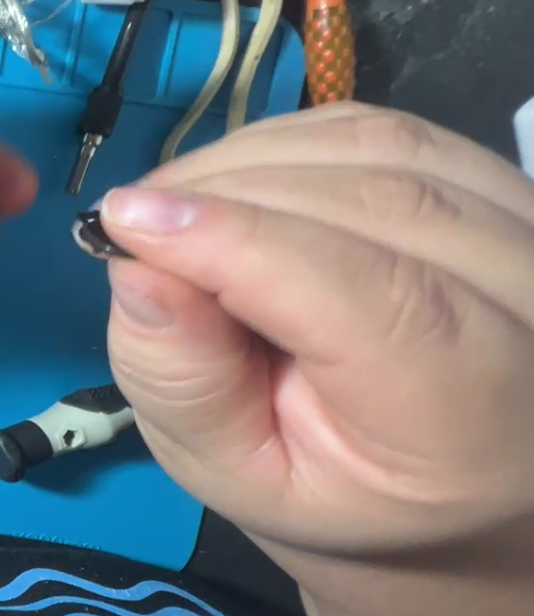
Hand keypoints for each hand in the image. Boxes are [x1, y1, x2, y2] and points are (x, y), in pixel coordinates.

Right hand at [99, 105, 533, 570]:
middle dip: (216, 196)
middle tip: (124, 226)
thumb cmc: (313, 485)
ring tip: (165, 214)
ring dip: (237, 165)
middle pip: (376, 204)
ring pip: (379, 149)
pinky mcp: (504, 190)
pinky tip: (223, 193)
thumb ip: (179, 382)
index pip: (375, 300)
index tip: (119, 220)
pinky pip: (380, 130)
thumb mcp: (221, 465)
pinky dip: (275, 145)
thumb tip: (134, 268)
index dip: (236, 245)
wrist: (426, 483)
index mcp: (478, 424)